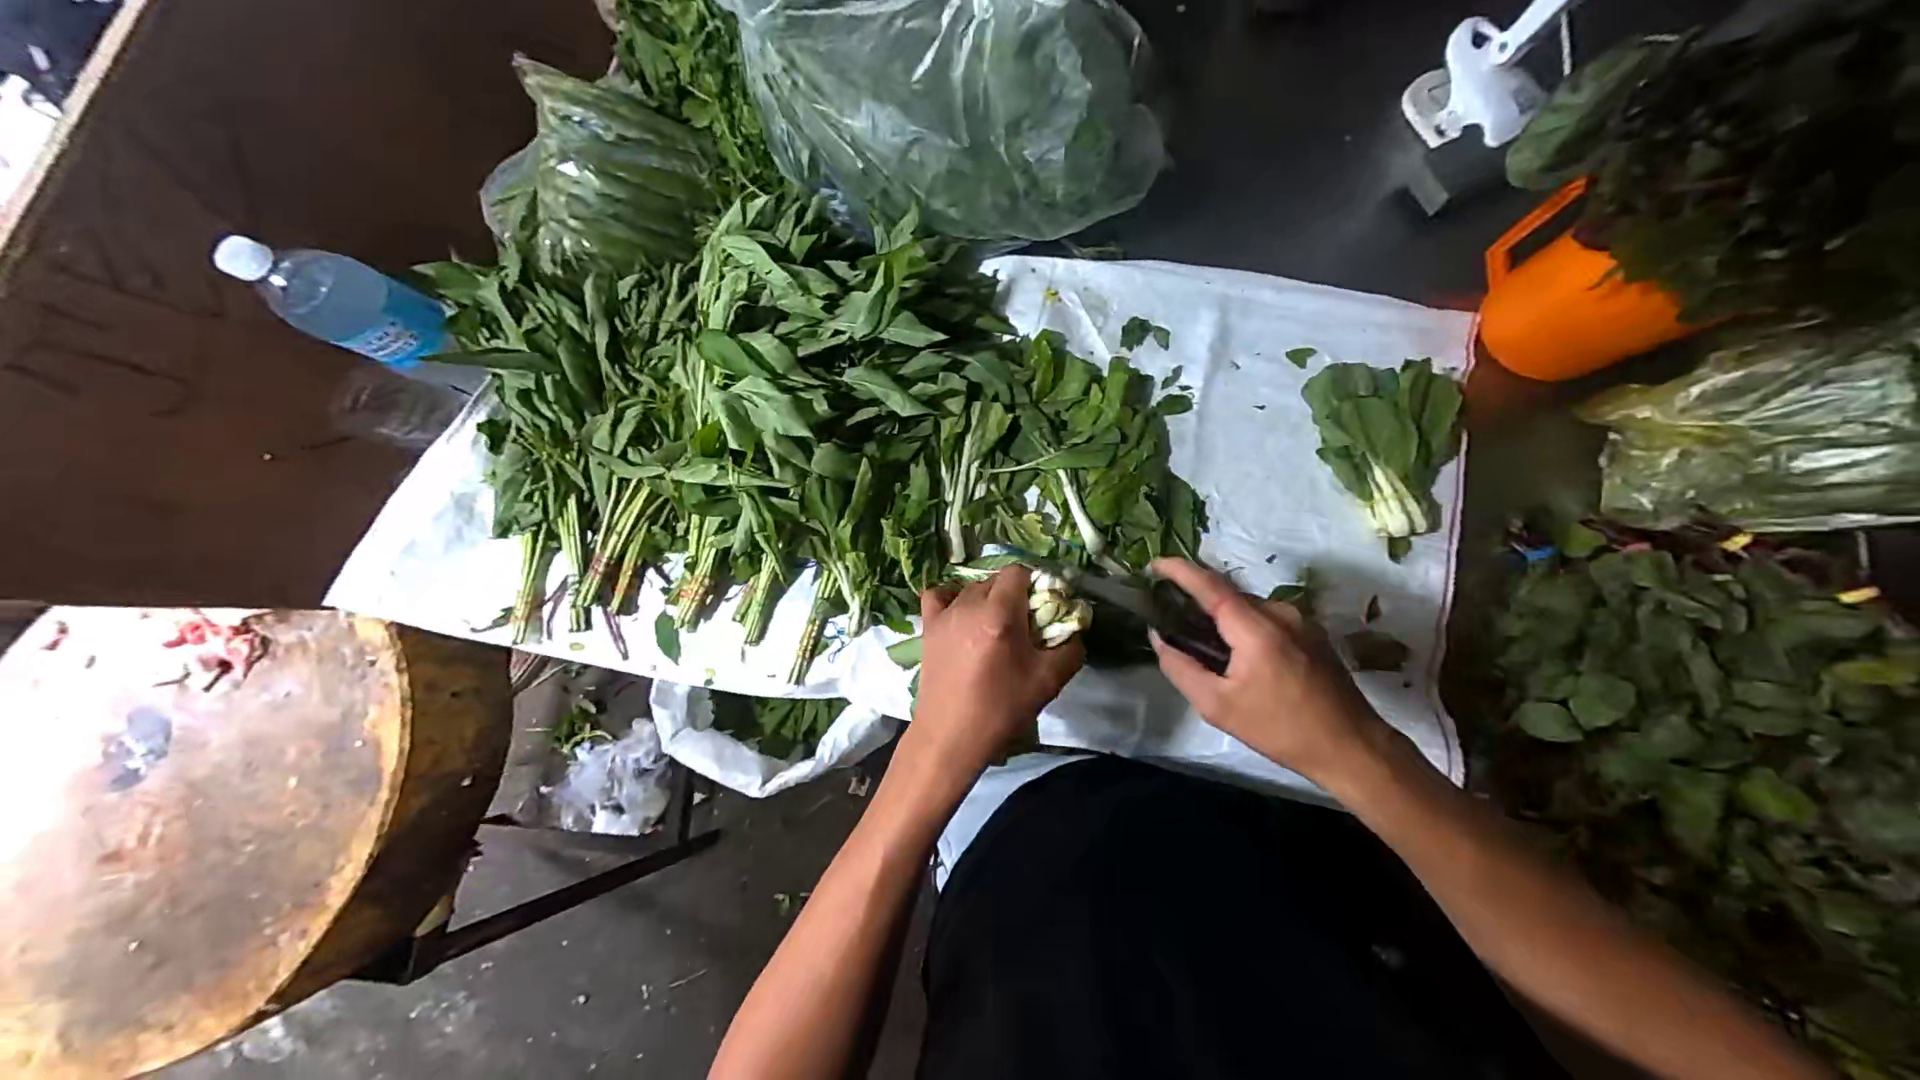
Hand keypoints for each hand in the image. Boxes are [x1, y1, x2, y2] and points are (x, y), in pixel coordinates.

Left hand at [906, 566, 1083, 780]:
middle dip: (1012, 594)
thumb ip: (1070, 649)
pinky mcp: (928, 627)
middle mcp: (969, 605)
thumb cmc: (1001, 708)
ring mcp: (944, 614)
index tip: (1041, 607)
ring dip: (987, 600)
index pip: (1018, 572)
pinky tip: (961, 615)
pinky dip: (951, 598)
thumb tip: (1074, 630)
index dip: (1034, 583)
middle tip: (1022, 623)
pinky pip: (938, 596)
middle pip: (995, 580)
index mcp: (999, 613)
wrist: (951, 736)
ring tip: (994, 627)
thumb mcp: (1048, 681)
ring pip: (970, 589)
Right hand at [1149, 558, 1387, 786]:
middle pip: (1228, 594)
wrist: (1352, 748)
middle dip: (1196, 597)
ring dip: (1220, 616)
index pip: (1210, 586)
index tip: (1153, 564)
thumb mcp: (1218, 707)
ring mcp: (1300, 621)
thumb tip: (1159, 638)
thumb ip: (1181, 668)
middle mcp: (1281, 614)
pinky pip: (1266, 617)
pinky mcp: (1312, 633)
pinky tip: (1235, 653)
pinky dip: (1242, 625)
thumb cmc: (1281, 729)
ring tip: (1200, 640)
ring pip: (1247, 606)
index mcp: (1257, 629)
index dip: (1179, 570)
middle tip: (1168, 614)